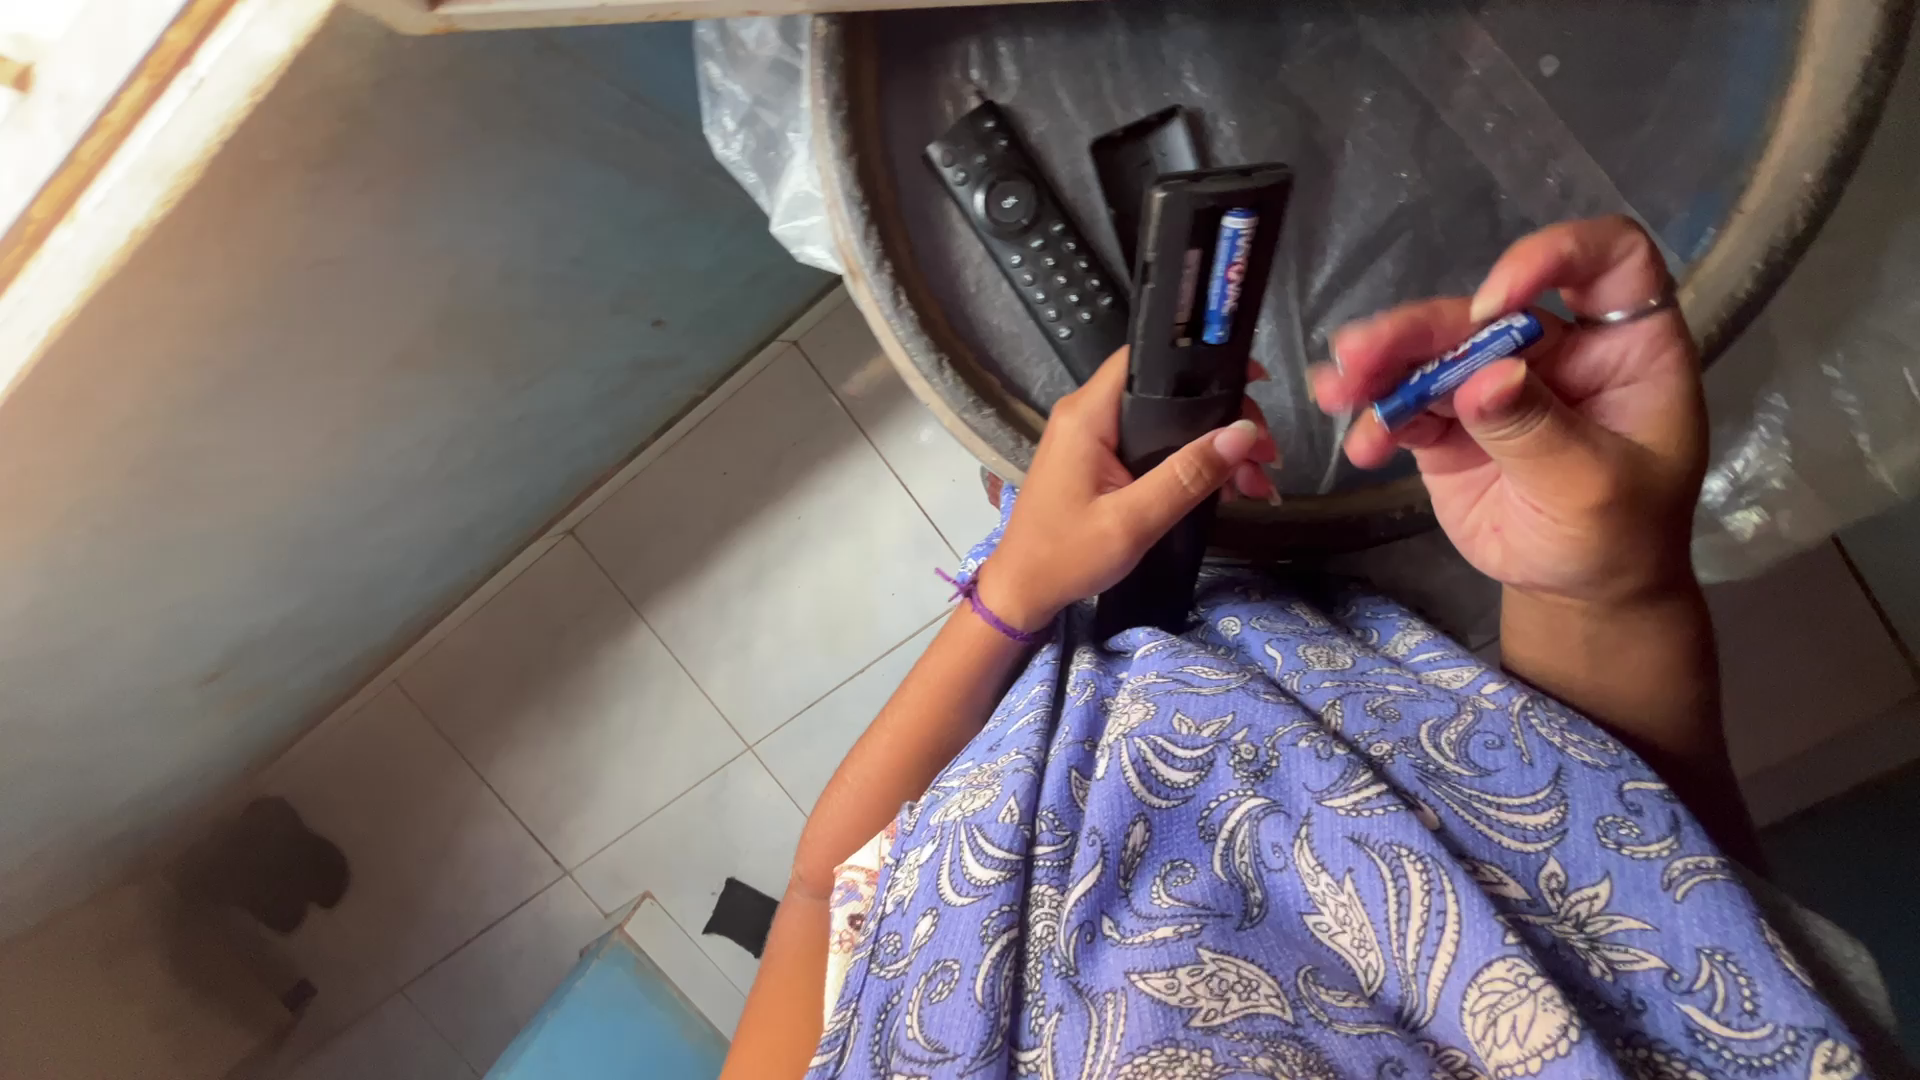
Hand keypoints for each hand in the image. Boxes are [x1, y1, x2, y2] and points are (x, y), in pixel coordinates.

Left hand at [978, 348, 1277, 629]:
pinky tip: (1222, 489)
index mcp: (1087, 416)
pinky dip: (1185, 465)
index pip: (1146, 358)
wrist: (1023, 591)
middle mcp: (1086, 416)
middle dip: (1221, 419)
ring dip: (1209, 448)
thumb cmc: (1065, 557)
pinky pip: (1150, 448)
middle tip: (1266, 453)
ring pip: (1164, 424)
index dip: (1203, 361)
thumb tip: (1244, 432)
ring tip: (1255, 480)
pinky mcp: (1096, 462)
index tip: (1253, 383)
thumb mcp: (1131, 521)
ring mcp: (1090, 439)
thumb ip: (1186, 475)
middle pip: (1165, 392)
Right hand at [1310, 216, 1706, 607]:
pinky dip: (1374, 424)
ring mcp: (1487, 388)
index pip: (1604, 262)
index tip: (1492, 305)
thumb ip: (1536, 429)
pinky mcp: (1443, 426)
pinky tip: (1362, 449)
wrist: (1569, 584)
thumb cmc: (1614, 531)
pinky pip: (1401, 411)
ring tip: (1334, 393)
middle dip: (1412, 332)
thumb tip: (1482, 379)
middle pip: (1475, 316)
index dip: (1550, 260)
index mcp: (1619, 347)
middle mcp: (1549, 353)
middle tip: (1355, 357)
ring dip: (1374, 371)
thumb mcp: (1592, 484)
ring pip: (1424, 358)